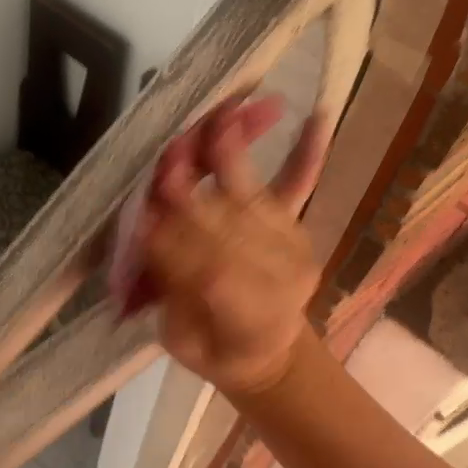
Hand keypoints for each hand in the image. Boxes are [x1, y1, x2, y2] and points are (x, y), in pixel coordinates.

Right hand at [140, 97, 325, 397]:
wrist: (269, 355)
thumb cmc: (217, 352)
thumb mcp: (184, 341)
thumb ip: (172, 296)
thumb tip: (151, 239)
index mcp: (249, 310)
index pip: (205, 266)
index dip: (177, 238)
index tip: (150, 206)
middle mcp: (279, 271)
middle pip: (230, 220)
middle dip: (198, 187)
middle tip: (175, 150)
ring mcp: (291, 245)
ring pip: (255, 194)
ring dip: (238, 152)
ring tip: (229, 112)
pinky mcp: (295, 228)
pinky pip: (300, 188)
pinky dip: (308, 154)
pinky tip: (317, 117)